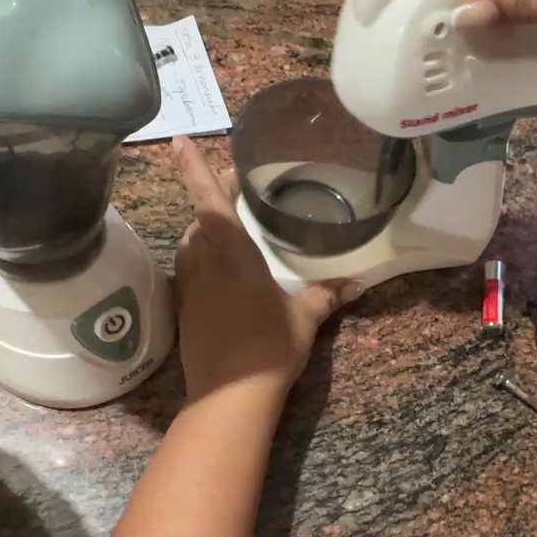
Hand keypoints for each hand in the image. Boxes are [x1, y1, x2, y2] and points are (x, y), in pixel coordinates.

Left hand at [170, 136, 358, 405]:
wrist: (229, 397)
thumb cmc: (270, 349)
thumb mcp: (305, 319)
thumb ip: (327, 296)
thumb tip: (358, 283)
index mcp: (233, 255)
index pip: (208, 201)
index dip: (193, 168)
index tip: (178, 139)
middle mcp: (204, 263)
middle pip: (200, 218)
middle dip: (212, 197)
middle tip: (234, 188)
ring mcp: (190, 287)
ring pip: (191, 244)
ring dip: (205, 229)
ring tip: (228, 227)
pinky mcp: (183, 309)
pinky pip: (189, 270)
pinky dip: (200, 258)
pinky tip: (218, 270)